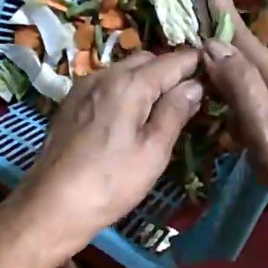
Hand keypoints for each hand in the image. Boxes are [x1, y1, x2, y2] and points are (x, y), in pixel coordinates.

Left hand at [9, 49, 203, 256]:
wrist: (50, 207)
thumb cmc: (110, 182)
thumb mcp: (154, 151)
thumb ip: (176, 112)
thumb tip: (195, 85)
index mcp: (130, 83)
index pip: (173, 60)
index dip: (197, 64)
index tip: (217, 74)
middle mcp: (105, 75)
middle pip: (148, 60)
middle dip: (172, 71)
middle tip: (193, 96)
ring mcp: (84, 88)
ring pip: (126, 70)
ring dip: (149, 80)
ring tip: (167, 107)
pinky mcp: (72, 104)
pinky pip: (109, 84)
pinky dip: (128, 90)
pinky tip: (134, 116)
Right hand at [198, 0, 267, 235]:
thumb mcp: (267, 130)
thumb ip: (242, 86)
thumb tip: (214, 44)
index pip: (249, 41)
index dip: (227, 15)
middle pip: (252, 56)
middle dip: (224, 38)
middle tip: (194, 23)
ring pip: (256, 77)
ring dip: (231, 65)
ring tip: (203, 57)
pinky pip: (262, 97)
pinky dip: (240, 92)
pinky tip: (229, 102)